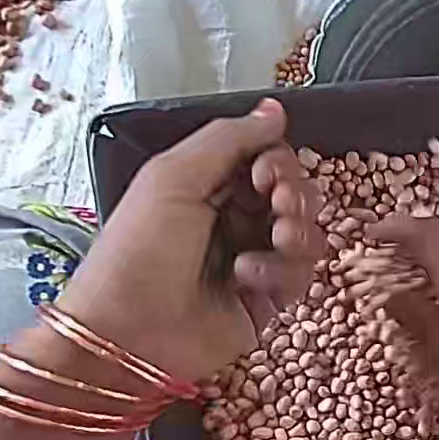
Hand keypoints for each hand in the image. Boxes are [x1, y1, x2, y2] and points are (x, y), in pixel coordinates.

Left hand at [57, 99, 324, 381]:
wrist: (130, 331)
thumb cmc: (140, 248)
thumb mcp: (174, 178)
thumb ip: (228, 139)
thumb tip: (276, 108)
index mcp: (213, 186)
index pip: (270, 162)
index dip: (279, 164)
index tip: (264, 175)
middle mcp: (240, 220)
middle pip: (297, 196)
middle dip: (296, 196)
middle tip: (279, 205)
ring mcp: (258, 261)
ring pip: (308, 235)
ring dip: (298, 233)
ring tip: (275, 242)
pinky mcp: (271, 299)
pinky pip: (302, 275)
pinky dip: (282, 272)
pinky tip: (249, 278)